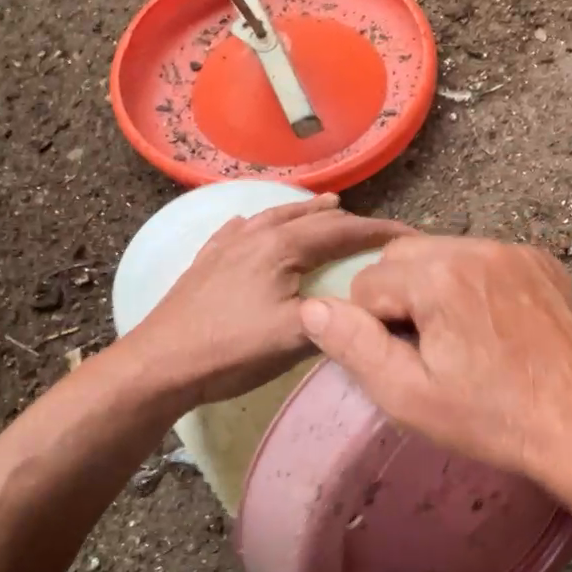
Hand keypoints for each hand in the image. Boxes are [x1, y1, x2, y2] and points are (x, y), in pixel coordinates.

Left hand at [122, 194, 411, 407]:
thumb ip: (339, 315)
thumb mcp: (296, 337)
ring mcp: (227, 247)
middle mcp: (256, 236)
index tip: (414, 237)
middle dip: (350, 220)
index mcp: (283, 247)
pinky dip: (262, 224)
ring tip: (330, 204)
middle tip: (379, 231)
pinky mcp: (207, 263)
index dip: (382, 233)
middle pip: (313, 218)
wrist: (157, 366)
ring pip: (276, 218)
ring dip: (308, 212)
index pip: (345, 230)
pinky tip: (254, 224)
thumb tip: (373, 304)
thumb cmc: (231, 350)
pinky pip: (241, 231)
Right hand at [296, 237, 571, 486]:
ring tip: (464, 339)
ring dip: (439, 287)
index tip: (407, 361)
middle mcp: (478, 248)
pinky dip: (479, 283)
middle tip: (430, 349)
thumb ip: (354, 346)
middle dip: (402, 297)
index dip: (374, 326)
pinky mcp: (545, 263)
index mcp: (439, 276)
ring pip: (447, 253)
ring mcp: (517, 252)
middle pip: (405, 257)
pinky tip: (496, 326)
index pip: (367, 282)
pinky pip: (489, 259)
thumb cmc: (493, 418)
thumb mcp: (409, 396)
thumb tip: (311, 307)